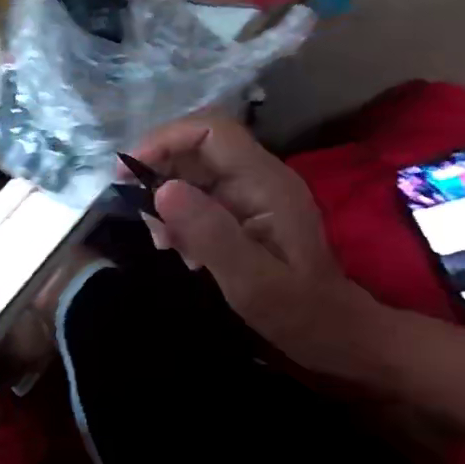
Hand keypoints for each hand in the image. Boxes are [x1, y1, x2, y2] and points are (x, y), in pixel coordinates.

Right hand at [131, 113, 381, 377]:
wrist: (334, 334)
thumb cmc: (298, 312)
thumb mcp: (251, 281)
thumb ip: (210, 234)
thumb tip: (163, 190)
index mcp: (265, 182)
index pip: (211, 130)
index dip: (165, 140)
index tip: (130, 175)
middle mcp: (258, 177)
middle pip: (196, 148)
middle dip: (161, 177)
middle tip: (149, 225)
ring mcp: (252, 193)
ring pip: (193, 173)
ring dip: (168, 203)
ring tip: (167, 245)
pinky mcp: (245, 211)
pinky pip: (201, 197)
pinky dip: (181, 218)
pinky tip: (182, 251)